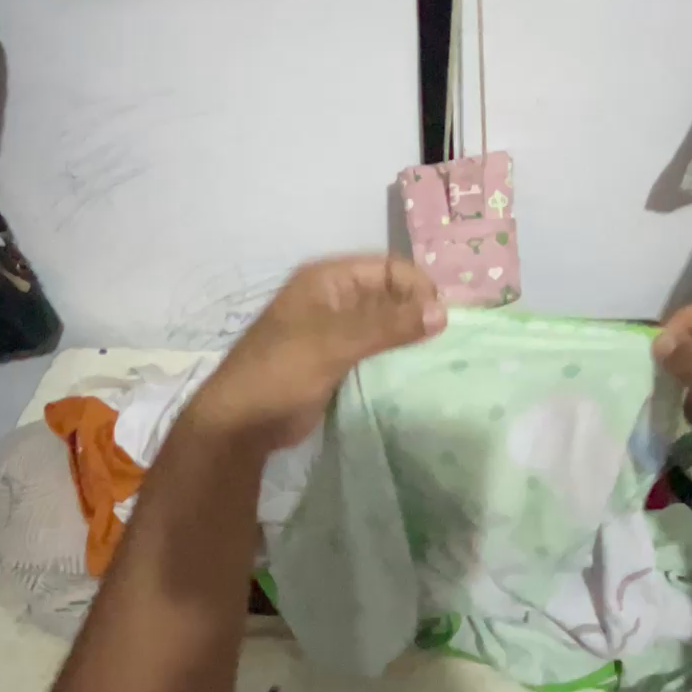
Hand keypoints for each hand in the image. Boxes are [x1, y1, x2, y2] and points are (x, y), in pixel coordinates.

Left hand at [186, 255, 445, 452]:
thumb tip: (443, 312)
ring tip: (442, 356)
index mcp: (328, 280)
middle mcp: (334, 299)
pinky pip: (376, 351)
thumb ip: (388, 326)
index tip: (445, 317)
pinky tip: (419, 372)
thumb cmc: (282, 371)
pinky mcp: (338, 362)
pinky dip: (396, 358)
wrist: (241, 423)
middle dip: (417, 312)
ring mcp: (335, 332)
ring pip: (385, 325)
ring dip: (409, 337)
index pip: (388, 268)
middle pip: (389, 295)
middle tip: (450, 340)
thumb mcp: (335, 343)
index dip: (417, 286)